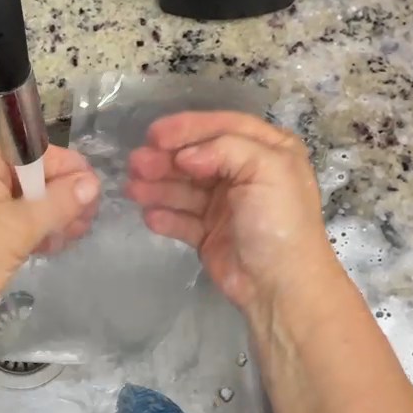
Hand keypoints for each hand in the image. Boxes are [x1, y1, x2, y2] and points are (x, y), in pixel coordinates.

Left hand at [0, 145, 99, 321]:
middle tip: (88, 216)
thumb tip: (91, 183)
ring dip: (46, 216)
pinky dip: (26, 229)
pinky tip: (51, 242)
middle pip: (24, 177)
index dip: (64, 168)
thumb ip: (59, 202)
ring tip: (74, 233)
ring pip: (16, 201)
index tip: (92, 185)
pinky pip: (3, 218)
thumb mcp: (22, 229)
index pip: (28, 153)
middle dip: (58, 197)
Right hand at [125, 112, 339, 320]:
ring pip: (185, 190)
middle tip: (135, 162)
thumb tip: (185, 156)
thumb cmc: (280, 221)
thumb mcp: (266, 169)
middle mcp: (244, 175)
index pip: (222, 129)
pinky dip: (165, 217)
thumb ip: (226, 150)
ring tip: (132, 188)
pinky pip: (182, 221)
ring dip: (158, 187)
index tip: (154, 135)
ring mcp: (225, 207)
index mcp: (266, 151)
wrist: (279, 283)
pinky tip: (149, 216)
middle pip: (198, 160)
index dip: (187, 129)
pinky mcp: (209, 235)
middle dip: (166, 160)